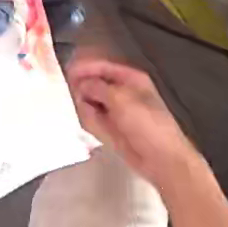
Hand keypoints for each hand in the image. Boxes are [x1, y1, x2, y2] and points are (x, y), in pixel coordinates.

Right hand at [66, 51, 205, 191]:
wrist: (161, 159)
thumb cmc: (146, 123)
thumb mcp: (120, 99)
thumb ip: (97, 87)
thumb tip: (80, 83)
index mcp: (130, 78)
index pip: (103, 66)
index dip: (85, 66)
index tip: (67, 70)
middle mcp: (122, 92)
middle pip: (96, 82)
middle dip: (82, 84)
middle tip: (66, 89)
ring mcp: (116, 111)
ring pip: (93, 100)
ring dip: (83, 101)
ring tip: (72, 103)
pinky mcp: (112, 129)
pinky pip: (94, 118)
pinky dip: (86, 116)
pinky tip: (80, 117)